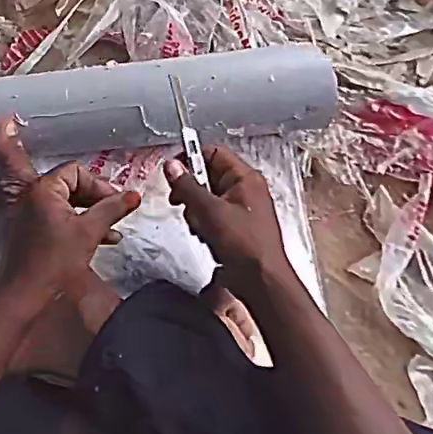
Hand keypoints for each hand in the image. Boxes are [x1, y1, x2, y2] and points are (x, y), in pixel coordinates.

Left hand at [0, 118, 139, 310]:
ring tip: (112, 226)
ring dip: (91, 212)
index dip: (99, 184)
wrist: (26, 292)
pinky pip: (58, 218)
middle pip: (71, 185)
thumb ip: (112, 209)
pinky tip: (101, 238)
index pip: (76, 171)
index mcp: (43, 189)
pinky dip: (78, 223)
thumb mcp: (89, 231)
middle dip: (97, 198)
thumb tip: (132, 195)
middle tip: (116, 210)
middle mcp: (32, 196)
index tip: (116, 199)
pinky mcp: (32, 229)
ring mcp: (30, 212)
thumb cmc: (53, 262)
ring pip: (67, 203)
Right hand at [164, 146, 298, 298]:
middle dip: (190, 193)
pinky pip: (208, 216)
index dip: (190, 158)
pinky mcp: (233, 226)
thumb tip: (172, 165)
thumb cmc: (245, 244)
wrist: (260, 280)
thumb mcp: (210, 210)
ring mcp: (238, 208)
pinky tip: (206, 236)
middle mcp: (243, 190)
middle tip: (182, 203)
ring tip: (202, 227)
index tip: (172, 171)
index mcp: (245, 178)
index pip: (212, 153)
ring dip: (195, 212)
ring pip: (203, 198)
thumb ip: (187, 186)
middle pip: (205, 176)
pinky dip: (202, 224)